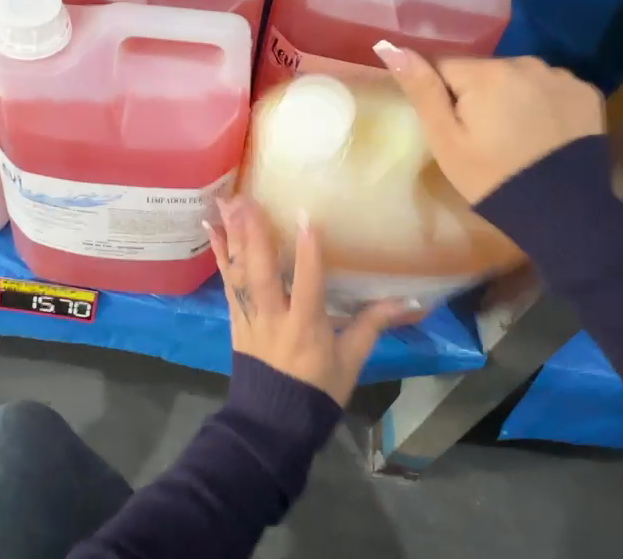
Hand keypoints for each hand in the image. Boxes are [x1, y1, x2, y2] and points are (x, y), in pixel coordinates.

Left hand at [206, 197, 419, 405]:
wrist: (272, 423)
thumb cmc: (317, 391)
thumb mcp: (350, 361)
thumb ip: (373, 324)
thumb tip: (410, 301)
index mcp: (305, 327)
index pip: (308, 284)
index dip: (308, 251)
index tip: (305, 217)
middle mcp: (273, 317)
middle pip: (261, 271)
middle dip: (254, 234)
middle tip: (247, 199)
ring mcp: (249, 317)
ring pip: (239, 272)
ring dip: (232, 236)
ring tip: (226, 204)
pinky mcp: (235, 319)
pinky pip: (226, 282)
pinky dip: (219, 255)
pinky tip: (213, 231)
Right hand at [374, 43, 605, 203]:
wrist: (563, 214)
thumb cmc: (491, 177)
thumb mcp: (445, 139)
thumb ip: (421, 89)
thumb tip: (389, 46)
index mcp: (486, 73)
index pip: (446, 68)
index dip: (444, 99)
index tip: (456, 130)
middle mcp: (526, 62)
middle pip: (485, 72)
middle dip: (479, 96)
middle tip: (485, 139)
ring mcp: (561, 76)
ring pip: (518, 77)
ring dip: (512, 97)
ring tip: (517, 137)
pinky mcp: (587, 91)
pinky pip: (550, 87)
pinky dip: (544, 103)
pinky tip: (545, 133)